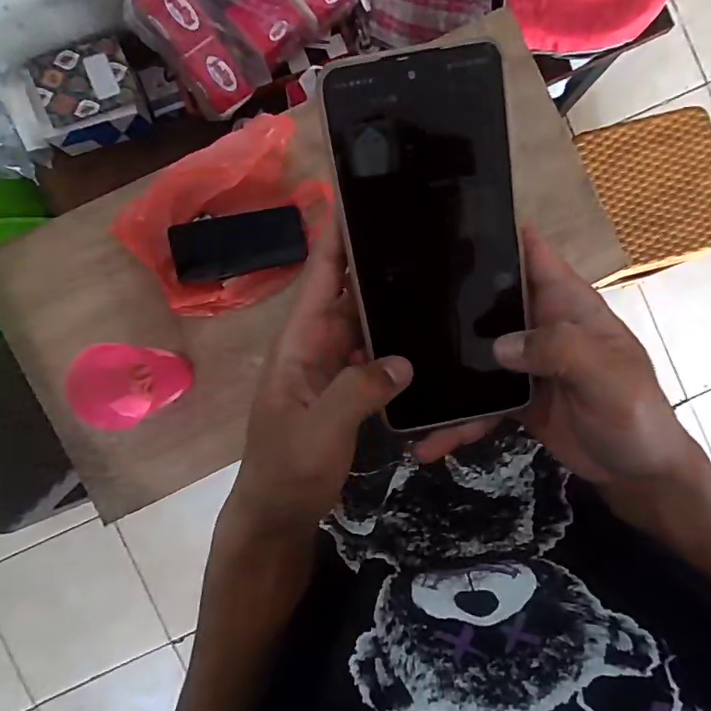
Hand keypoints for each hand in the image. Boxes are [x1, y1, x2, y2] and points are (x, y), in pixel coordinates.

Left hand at [230, 225, 410, 535]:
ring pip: (365, 323)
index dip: (336, 237)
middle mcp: (316, 346)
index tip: (359, 196)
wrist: (277, 514)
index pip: (320, 277)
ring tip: (432, 273)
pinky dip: (396, 341)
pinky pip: (374, 355)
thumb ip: (357, 393)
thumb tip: (404, 359)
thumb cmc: (286, 470)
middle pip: (349, 293)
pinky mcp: (348, 391)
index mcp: (299, 344)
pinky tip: (426, 332)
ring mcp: (332, 369)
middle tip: (421, 231)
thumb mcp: (318, 431)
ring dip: (391, 301)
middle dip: (377, 262)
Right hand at [412, 227, 701, 488]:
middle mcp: (541, 325)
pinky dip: (457, 421)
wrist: (637, 472)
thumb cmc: (635, 412)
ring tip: (403, 390)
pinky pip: (479, 403)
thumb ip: (560, 351)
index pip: (532, 254)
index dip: (496, 235)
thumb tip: (498, 347)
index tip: (446, 230)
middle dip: (448, 303)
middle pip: (489, 301)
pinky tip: (431, 442)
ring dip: (444, 371)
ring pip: (475, 355)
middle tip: (397, 309)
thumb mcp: (606, 375)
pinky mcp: (515, 398)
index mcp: (568, 304)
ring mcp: (525, 363)